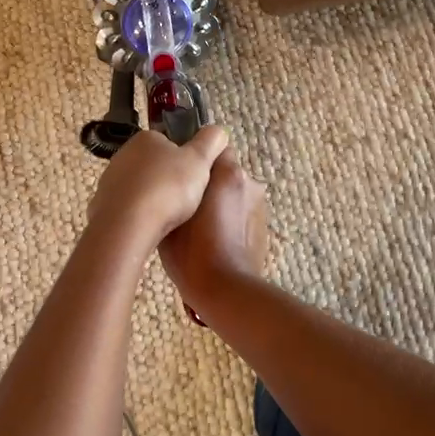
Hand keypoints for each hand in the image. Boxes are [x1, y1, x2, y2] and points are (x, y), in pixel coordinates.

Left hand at [84, 126, 230, 256]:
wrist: (127, 226)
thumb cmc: (167, 188)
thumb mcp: (200, 160)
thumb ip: (211, 142)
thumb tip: (218, 131)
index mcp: (146, 138)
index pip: (170, 142)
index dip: (186, 158)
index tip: (196, 176)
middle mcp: (123, 154)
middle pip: (155, 165)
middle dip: (169, 179)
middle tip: (187, 198)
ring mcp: (109, 181)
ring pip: (140, 187)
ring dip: (153, 198)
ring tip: (170, 217)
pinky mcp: (101, 206)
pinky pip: (127, 208)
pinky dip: (139, 215)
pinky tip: (150, 227)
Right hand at [159, 150, 268, 315]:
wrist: (224, 290)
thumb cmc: (192, 251)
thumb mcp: (172, 215)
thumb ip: (177, 189)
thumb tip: (172, 182)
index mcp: (228, 173)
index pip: (213, 146)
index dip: (196, 157)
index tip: (181, 172)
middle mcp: (249, 183)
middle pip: (223, 171)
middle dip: (206, 182)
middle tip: (184, 202)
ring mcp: (259, 206)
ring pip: (232, 192)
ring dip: (218, 201)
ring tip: (198, 225)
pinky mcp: (262, 227)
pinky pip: (240, 212)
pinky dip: (228, 219)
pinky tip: (213, 239)